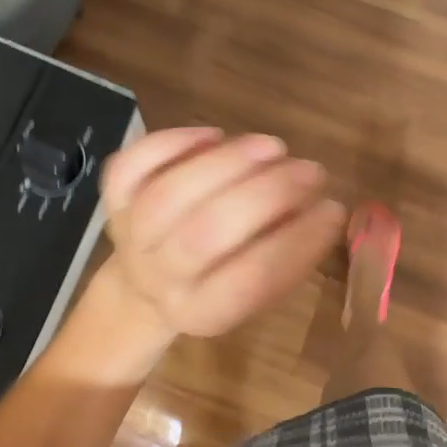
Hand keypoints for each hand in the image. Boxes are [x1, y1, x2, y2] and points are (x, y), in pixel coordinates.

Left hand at [98, 128, 343, 339]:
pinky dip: (172, 144)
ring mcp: (130, 236)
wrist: (142, 289)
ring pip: (169, 195)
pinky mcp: (113, 200)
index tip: (333, 207)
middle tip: (310, 170)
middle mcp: (160, 279)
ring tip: (272, 146)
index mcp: (203, 312)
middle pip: (205, 234)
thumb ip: (287, 257)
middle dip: (266, 194)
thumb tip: (325, 208)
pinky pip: (131, 167)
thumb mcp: (256, 292)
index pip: (251, 281)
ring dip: (226, 163)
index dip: (297, 242)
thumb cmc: (218, 282)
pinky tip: (214, 134)